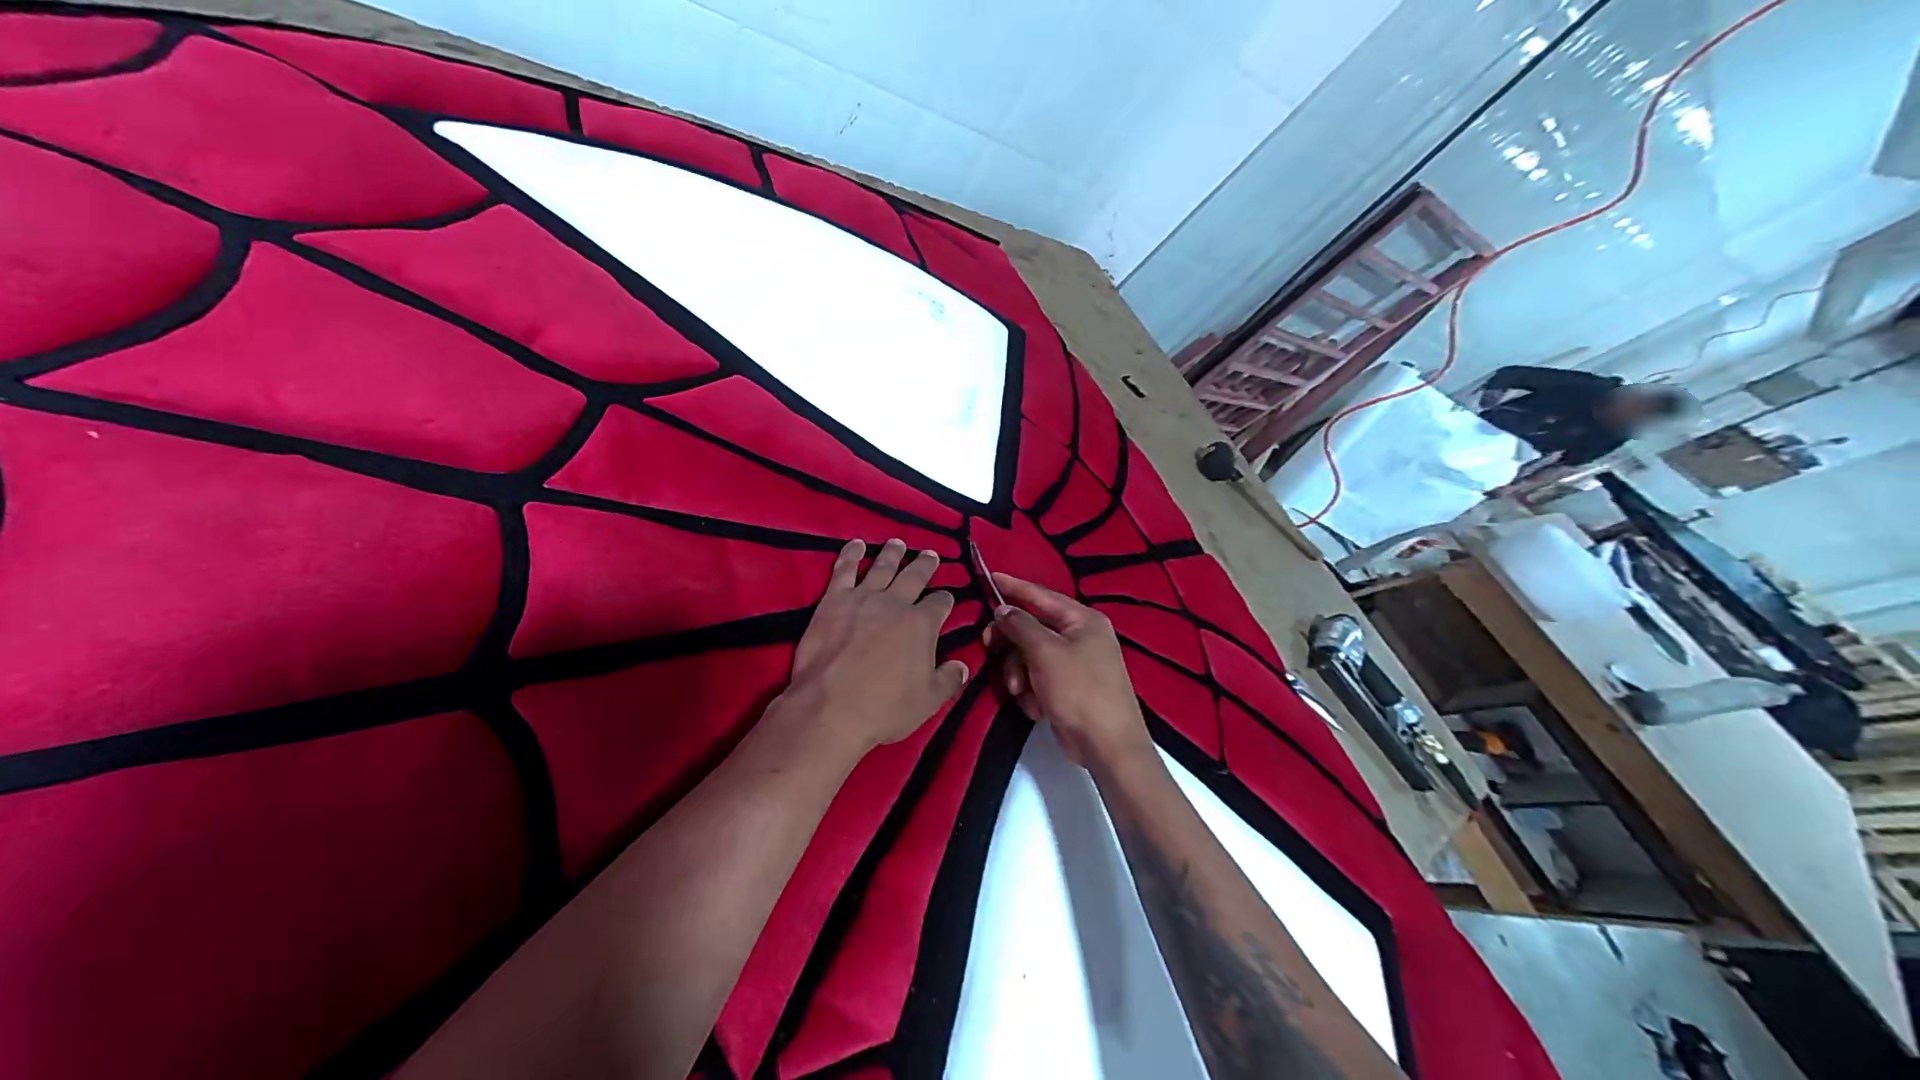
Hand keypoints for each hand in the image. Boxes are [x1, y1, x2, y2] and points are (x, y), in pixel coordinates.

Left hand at [779, 538, 969, 757]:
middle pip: (914, 576)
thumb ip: (947, 680)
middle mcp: (896, 603)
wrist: (832, 707)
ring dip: (892, 553)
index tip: (947, 598)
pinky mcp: (833, 601)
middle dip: (925, 565)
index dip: (945, 599)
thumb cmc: (884, 707)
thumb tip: (962, 666)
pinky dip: (851, 554)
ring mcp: (863, 598)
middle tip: (930, 554)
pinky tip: (856, 544)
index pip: (940, 603)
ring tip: (898, 543)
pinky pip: (844, 570)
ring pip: (882, 567)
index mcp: (922, 625)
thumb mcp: (928, 700)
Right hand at [983, 573, 1152, 771]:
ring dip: (1019, 674)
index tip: (988, 577)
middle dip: (1012, 645)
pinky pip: (1036, 679)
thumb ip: (1020, 625)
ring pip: (1029, 657)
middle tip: (990, 648)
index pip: (1041, 595)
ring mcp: (1074, 664)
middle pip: (1031, 629)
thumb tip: (1002, 609)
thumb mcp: (1045, 652)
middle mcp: (1080, 637)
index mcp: (1083, 620)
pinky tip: (1036, 706)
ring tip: (1021, 692)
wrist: (1107, 746)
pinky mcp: (1067, 689)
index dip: (1013, 587)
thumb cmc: (1079, 690)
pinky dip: (1031, 691)